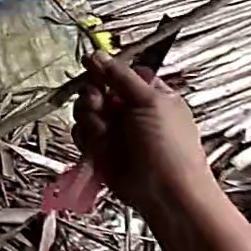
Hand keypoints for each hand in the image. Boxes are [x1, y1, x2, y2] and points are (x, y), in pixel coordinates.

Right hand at [71, 52, 212, 215]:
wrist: (166, 194)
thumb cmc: (169, 147)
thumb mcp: (151, 101)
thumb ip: (120, 76)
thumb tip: (97, 55)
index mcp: (149, 95)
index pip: (119, 73)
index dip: (104, 70)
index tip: (93, 69)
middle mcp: (129, 111)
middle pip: (96, 89)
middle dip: (93, 96)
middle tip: (100, 104)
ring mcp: (114, 131)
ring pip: (85, 110)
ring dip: (90, 118)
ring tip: (104, 132)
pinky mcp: (100, 150)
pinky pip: (81, 133)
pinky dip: (87, 138)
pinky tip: (99, 146)